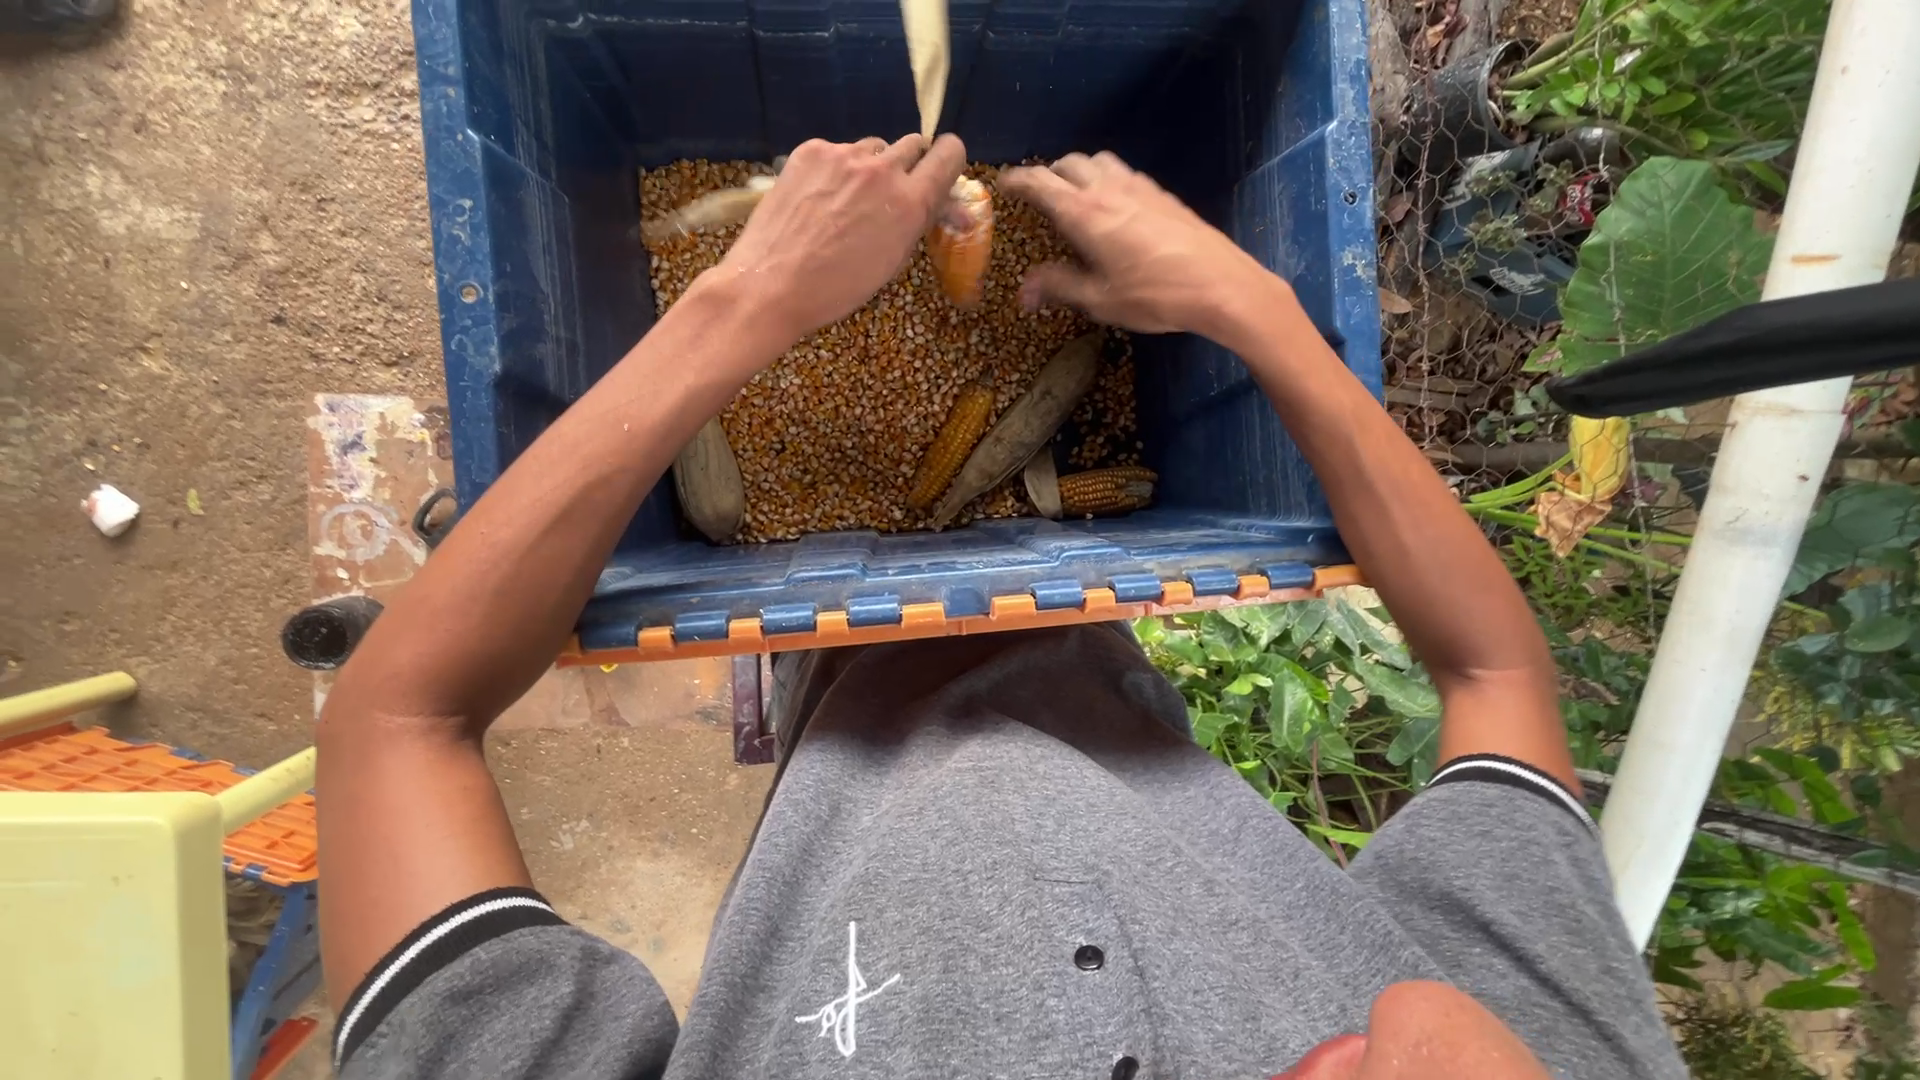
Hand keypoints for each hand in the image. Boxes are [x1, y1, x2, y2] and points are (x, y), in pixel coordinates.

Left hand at [712, 133, 967, 342]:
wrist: (772, 285)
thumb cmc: (838, 288)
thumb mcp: (892, 261)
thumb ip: (919, 223)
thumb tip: (951, 209)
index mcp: (910, 203)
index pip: (950, 153)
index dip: (948, 161)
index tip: (939, 173)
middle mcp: (882, 169)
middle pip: (913, 145)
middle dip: (908, 167)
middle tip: (890, 195)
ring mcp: (844, 155)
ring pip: (873, 148)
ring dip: (870, 168)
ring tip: (847, 203)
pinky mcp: (811, 150)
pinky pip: (837, 152)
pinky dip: (835, 171)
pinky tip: (817, 200)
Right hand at [1000, 151, 1278, 338]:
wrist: (1220, 285)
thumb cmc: (1153, 295)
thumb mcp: (1099, 299)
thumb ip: (1059, 286)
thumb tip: (1023, 290)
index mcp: (1086, 213)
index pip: (1041, 182)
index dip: (1017, 180)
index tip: (1002, 182)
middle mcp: (1110, 189)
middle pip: (1070, 163)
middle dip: (1048, 172)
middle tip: (1037, 193)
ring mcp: (1140, 188)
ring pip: (1099, 161)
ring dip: (1079, 170)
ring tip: (1073, 194)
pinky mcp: (1162, 195)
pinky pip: (1124, 173)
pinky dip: (1106, 179)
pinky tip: (1113, 205)